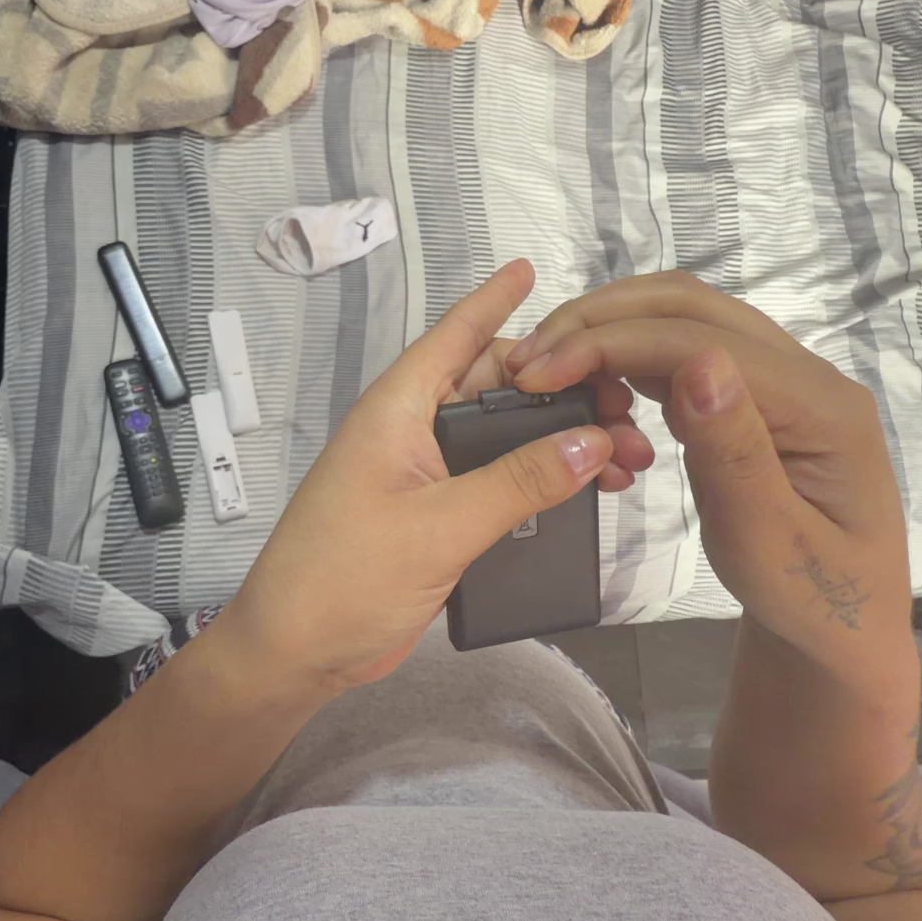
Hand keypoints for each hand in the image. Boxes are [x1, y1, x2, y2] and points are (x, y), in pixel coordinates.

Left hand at [208, 260, 655, 695]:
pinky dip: (533, 480)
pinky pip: (490, 480)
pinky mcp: (431, 516)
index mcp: (396, 411)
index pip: (451, 339)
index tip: (528, 269)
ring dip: (551, 438)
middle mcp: (408, 432)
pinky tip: (578, 491)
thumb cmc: (347, 576)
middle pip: (487, 385)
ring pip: (495, 436)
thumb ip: (517, 482)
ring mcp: (419, 476)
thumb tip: (592, 440)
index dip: (489, 301)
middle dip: (553, 384)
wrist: (297, 652)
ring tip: (621, 455)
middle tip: (624, 405)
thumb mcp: (438, 525)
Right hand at [503, 272, 911, 671]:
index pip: (696, 341)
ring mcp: (773, 377)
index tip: (535, 375)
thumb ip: (736, 451)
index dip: (608, 344)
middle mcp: (801, 371)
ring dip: (605, 329)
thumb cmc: (807, 595)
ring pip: (677, 316)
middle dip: (597, 319)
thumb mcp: (769, 541)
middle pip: (687, 304)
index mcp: (818, 404)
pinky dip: (621, 355)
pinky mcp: (743, 392)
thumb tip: (698, 361)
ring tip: (545, 367)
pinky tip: (586, 381)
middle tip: (528, 359)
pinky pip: (675, 350)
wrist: (835, 620)